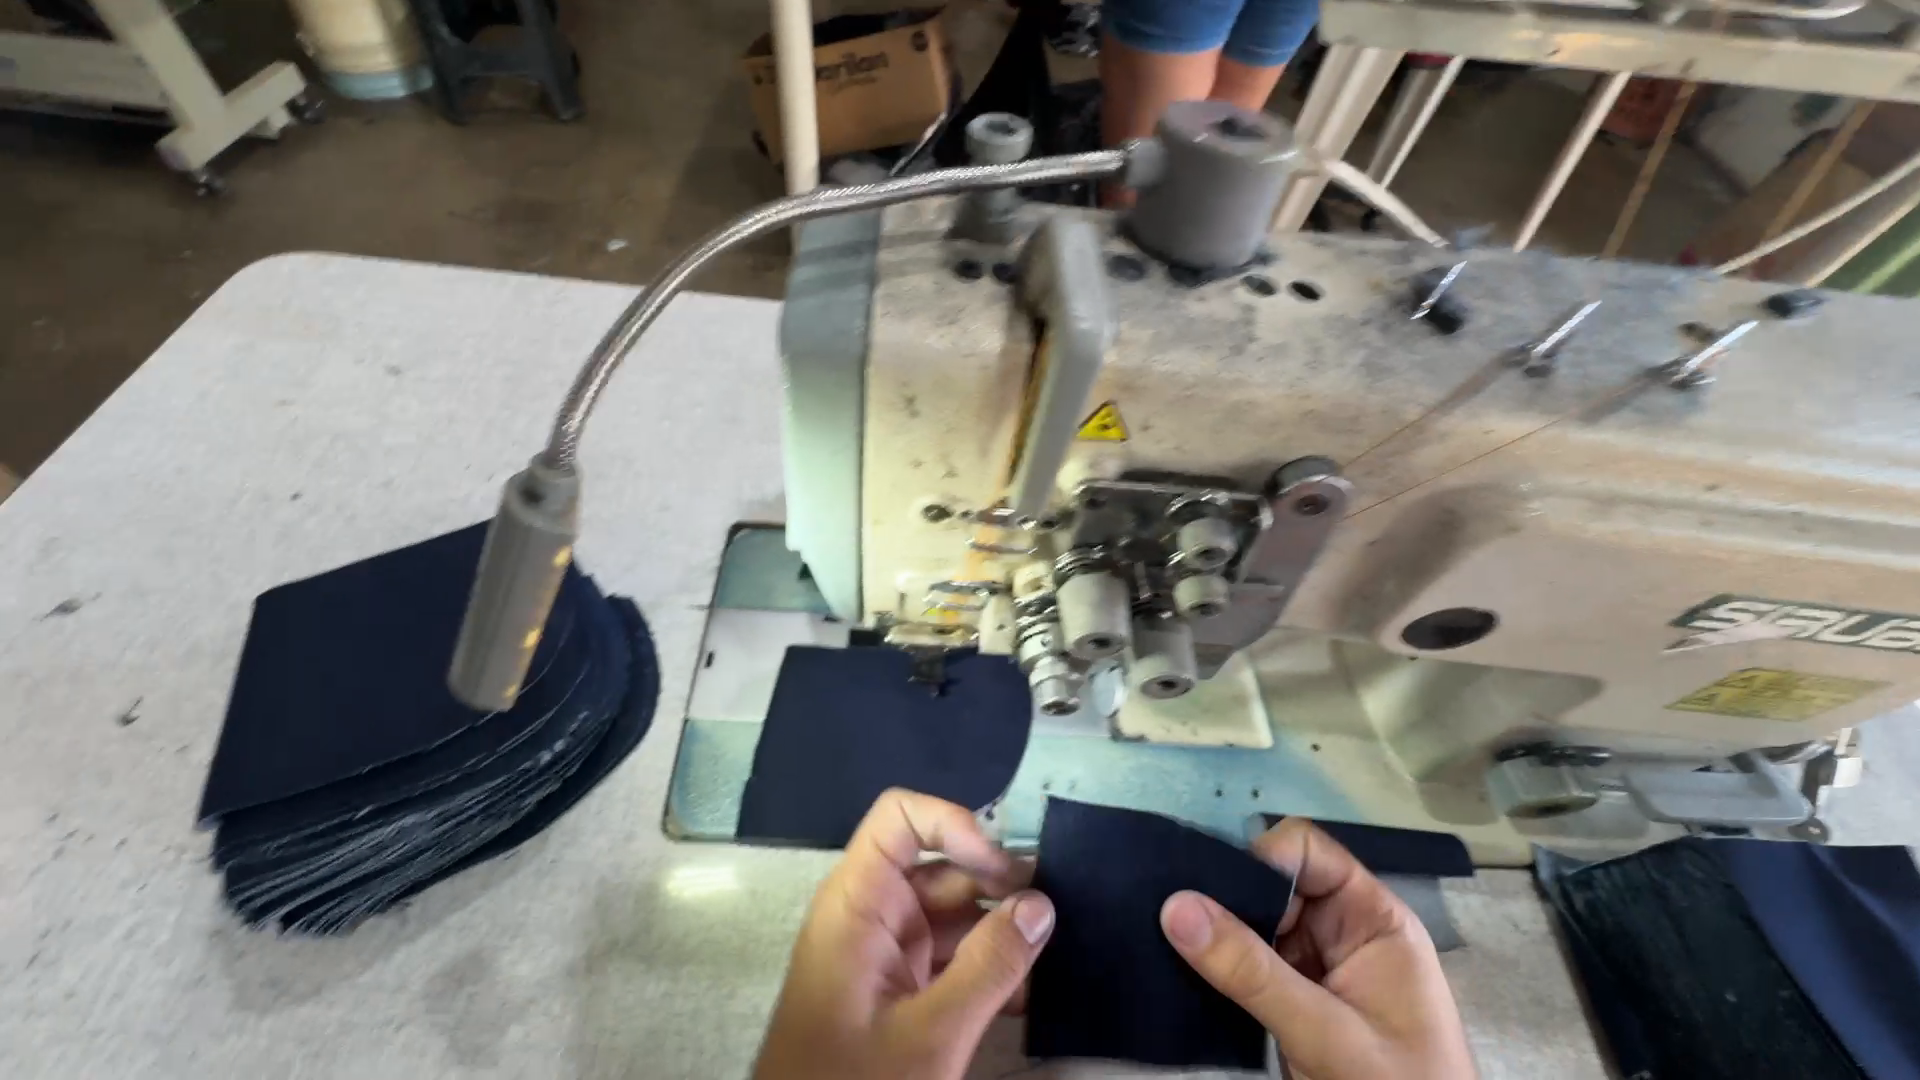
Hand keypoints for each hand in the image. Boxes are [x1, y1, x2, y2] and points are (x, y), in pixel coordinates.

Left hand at [752, 789, 1055, 1079]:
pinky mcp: (900, 986)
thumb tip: (1041, 904)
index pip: (900, 818)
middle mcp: (873, 911)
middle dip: (998, 885)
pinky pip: (951, 955)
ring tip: (1055, 953)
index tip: (1003, 869)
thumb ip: (990, 966)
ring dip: (1001, 933)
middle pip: (941, 866)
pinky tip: (1030, 994)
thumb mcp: (930, 1032)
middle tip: (1056, 914)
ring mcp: (887, 950)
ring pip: (954, 914)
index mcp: (859, 900)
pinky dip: (987, 968)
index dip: (953, 824)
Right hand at [1159, 819, 1475, 1079]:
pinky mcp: (1290, 996)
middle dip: (1226, 896)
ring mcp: (1315, 964)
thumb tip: (1175, 907)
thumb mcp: (1328, 1036)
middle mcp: (1341, 929)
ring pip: (1251, 918)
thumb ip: (1252, 973)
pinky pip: (1244, 958)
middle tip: (1173, 916)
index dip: (1261, 859)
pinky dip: (1215, 962)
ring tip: (1166, 936)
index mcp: (1372, 918)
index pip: (1307, 851)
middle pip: (1271, 881)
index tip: (1212, 892)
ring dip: (1215, 931)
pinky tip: (1182, 966)